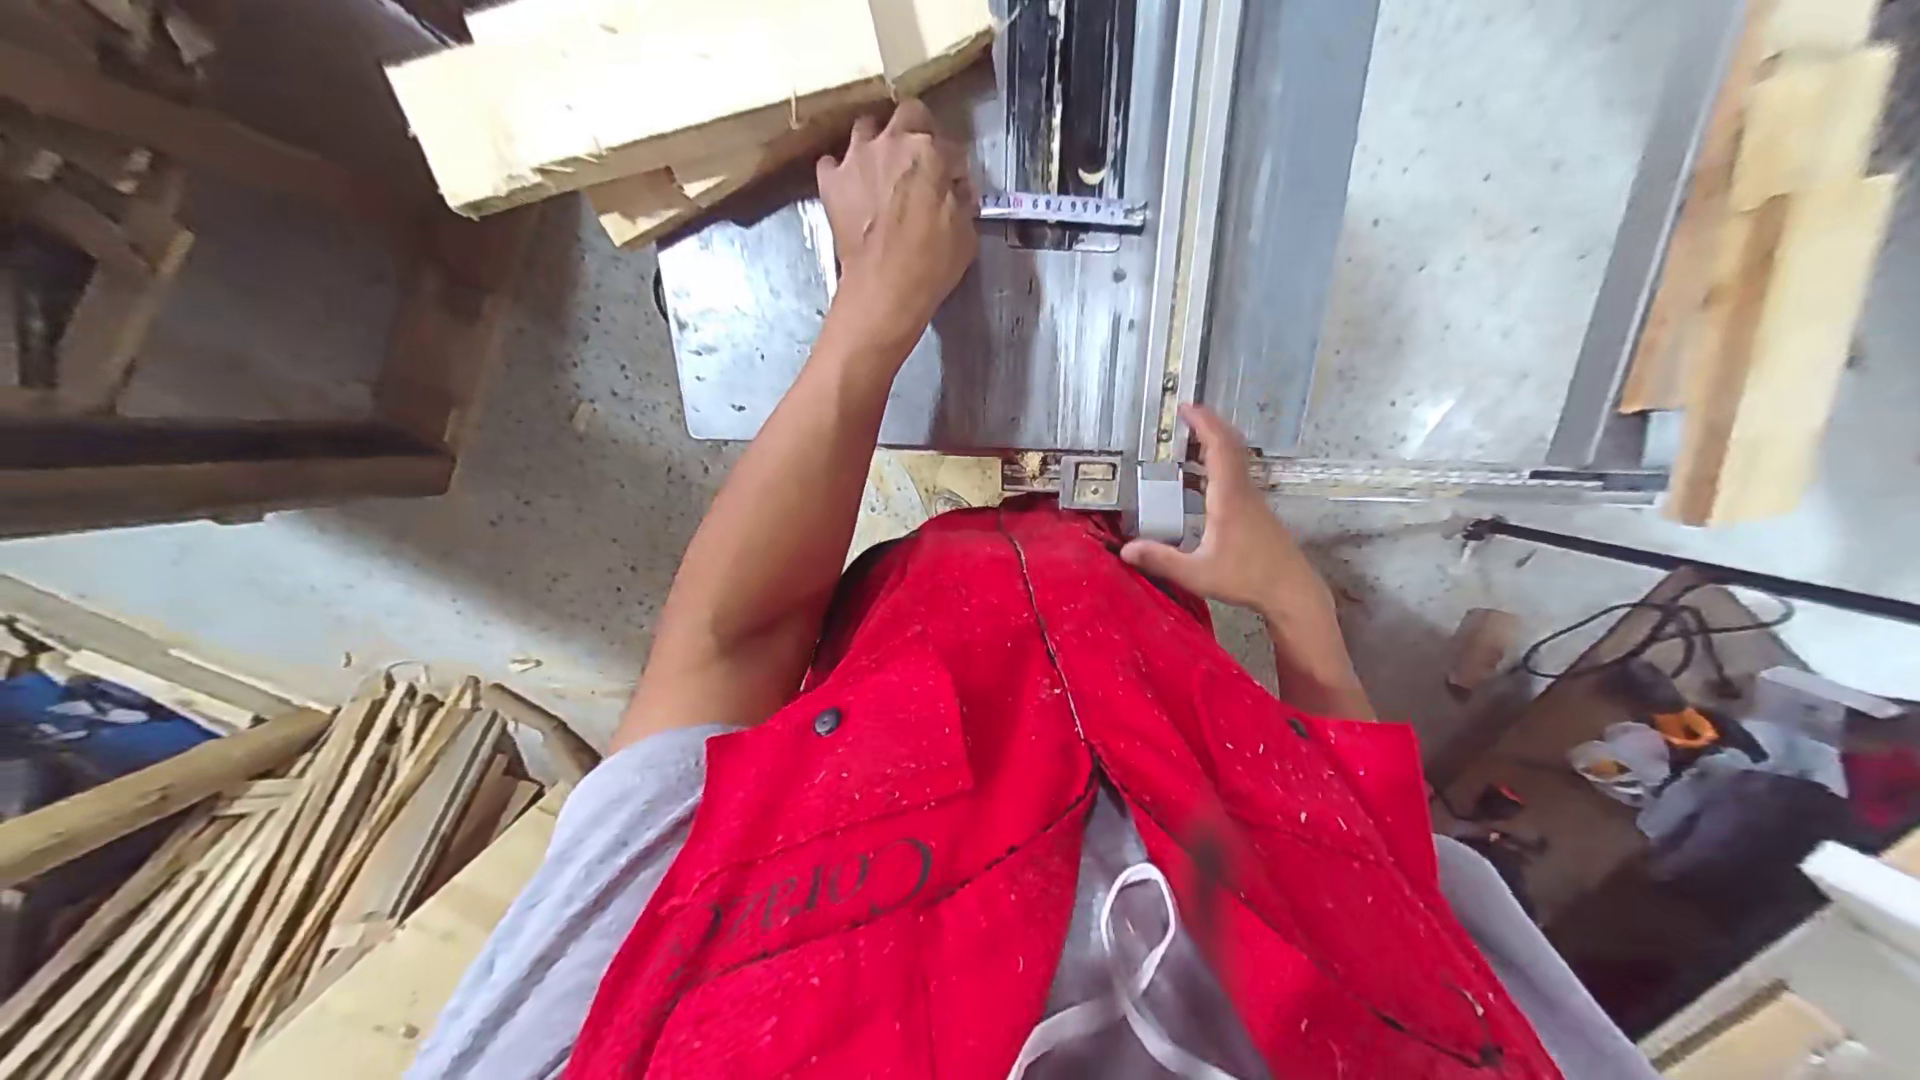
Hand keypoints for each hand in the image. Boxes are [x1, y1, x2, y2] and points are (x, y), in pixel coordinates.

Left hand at [816, 100, 978, 352]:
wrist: (884, 288)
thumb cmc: (931, 264)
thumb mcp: (965, 234)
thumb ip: (962, 202)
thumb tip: (958, 190)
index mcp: (931, 151)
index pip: (949, 144)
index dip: (952, 164)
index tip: (952, 182)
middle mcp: (893, 141)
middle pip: (908, 114)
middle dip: (916, 130)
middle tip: (918, 160)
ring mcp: (857, 157)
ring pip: (866, 128)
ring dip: (876, 143)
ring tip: (880, 168)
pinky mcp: (831, 181)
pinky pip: (832, 162)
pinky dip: (840, 171)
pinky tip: (849, 187)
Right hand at [1120, 406, 1370, 716]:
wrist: (1292, 592)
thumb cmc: (1247, 579)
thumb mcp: (1197, 573)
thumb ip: (1161, 560)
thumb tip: (1125, 549)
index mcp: (1229, 498)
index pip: (1219, 448)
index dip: (1204, 424)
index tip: (1187, 407)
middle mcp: (1243, 492)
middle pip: (1229, 446)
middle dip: (1208, 426)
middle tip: (1185, 416)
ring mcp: (1252, 501)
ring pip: (1234, 461)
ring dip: (1212, 446)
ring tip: (1186, 444)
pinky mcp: (1255, 513)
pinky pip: (1235, 477)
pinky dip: (1216, 467)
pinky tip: (1198, 484)